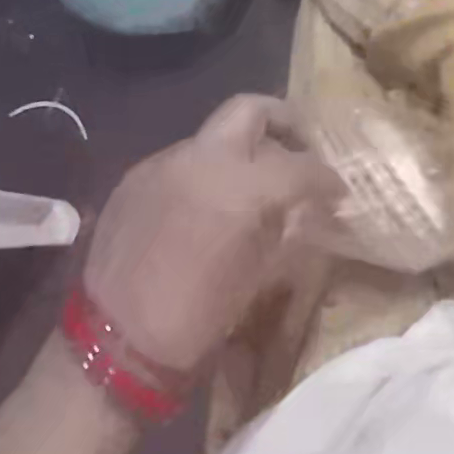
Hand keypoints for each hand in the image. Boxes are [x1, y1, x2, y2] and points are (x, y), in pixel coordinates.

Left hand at [83, 95, 340, 372]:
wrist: (115, 344)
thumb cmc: (198, 319)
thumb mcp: (260, 277)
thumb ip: (287, 230)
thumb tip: (307, 211)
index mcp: (238, 188)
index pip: (300, 166)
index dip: (327, 178)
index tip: (338, 193)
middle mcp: (198, 160)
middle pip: (250, 109)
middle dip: (285, 123)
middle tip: (300, 152)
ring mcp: (160, 164)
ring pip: (214, 137)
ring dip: (242, 153)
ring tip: (253, 188)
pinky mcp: (134, 179)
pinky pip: (183, 162)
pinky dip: (208, 174)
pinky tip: (210, 206)